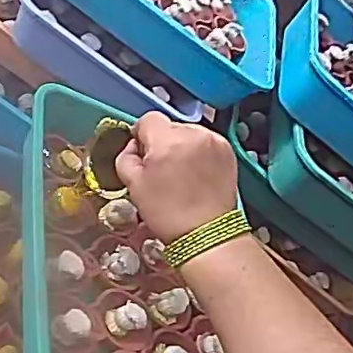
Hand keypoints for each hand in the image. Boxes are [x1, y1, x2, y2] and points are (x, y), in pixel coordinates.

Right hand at [114, 111, 238, 240]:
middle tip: (161, 172)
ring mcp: (213, 141)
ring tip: (180, 176)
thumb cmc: (167, 212)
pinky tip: (195, 177)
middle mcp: (193, 133)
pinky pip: (204, 143)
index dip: (140, 136)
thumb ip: (125, 158)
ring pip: (187, 134)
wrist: (205, 233)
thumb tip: (133, 147)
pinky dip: (197, 154)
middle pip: (169, 127)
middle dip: (162, 144)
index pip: (148, 120)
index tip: (141, 155)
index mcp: (166, 140)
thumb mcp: (133, 186)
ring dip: (180, 148)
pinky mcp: (227, 151)